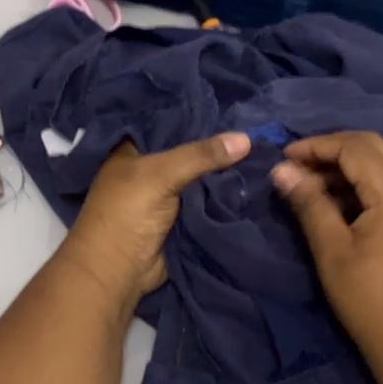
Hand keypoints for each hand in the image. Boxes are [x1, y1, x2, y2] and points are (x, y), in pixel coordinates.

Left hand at [60, 132, 250, 315]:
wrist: (118, 271)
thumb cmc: (127, 212)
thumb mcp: (160, 174)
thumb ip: (200, 155)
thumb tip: (246, 138)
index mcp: (135, 149)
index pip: (172, 125)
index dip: (201, 120)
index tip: (237, 112)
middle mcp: (152, 169)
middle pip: (191, 154)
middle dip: (219, 149)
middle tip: (258, 135)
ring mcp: (168, 196)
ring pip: (203, 180)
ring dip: (226, 175)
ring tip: (264, 155)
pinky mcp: (182, 220)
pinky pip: (209, 203)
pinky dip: (226, 198)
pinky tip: (254, 183)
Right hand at [271, 132, 382, 366]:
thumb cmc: (371, 300)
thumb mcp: (332, 251)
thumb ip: (309, 204)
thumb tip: (282, 170)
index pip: (354, 147)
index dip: (317, 145)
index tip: (284, 158)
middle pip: (373, 146)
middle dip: (333, 147)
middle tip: (298, 164)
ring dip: (346, 164)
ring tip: (310, 185)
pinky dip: (361, 182)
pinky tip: (336, 204)